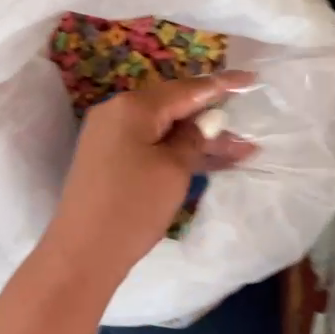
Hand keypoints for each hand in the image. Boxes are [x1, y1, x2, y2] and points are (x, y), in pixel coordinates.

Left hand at [46, 71, 257, 273]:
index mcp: (133, 106)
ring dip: (201, 140)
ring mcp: (111, 137)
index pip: (187, 89)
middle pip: (175, 107)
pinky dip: (179, 152)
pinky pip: (153, 146)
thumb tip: (203, 121)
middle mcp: (118, 113)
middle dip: (213, 117)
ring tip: (243, 150)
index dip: (222, 85)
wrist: (83, 253)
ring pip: (166, 130)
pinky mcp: (110, 161)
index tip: (251, 79)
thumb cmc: (132, 207)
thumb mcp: (174, 169)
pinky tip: (211, 161)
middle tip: (248, 124)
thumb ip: (193, 139)